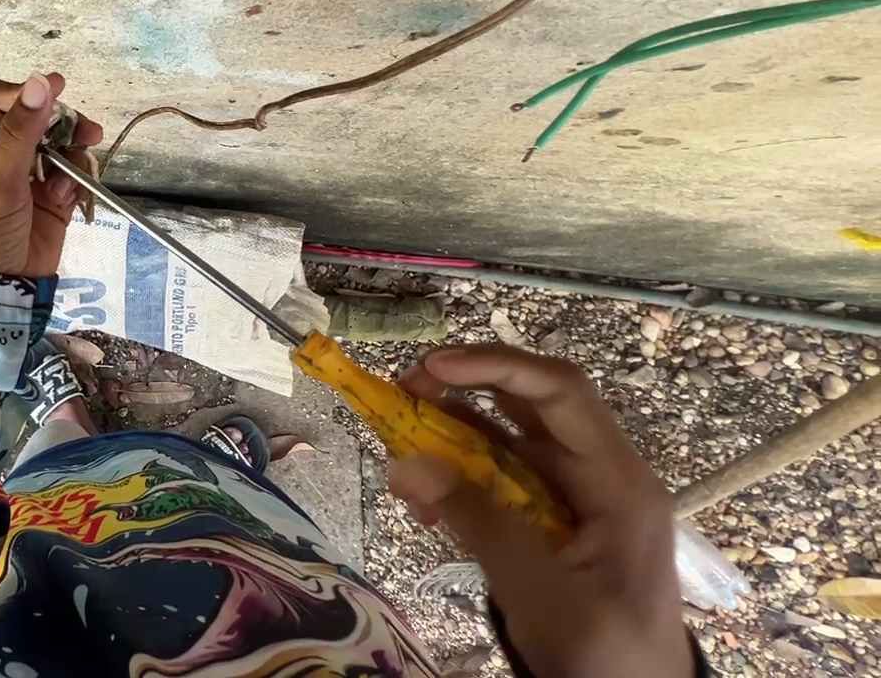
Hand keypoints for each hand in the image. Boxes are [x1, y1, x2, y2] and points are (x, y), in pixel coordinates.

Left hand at [0, 74, 101, 277]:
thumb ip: (21, 132)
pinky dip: (77, 181)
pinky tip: (68, 200)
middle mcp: (1, 153)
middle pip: (37, 116)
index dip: (25, 91)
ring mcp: (30, 173)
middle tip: (87, 131)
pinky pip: (74, 172)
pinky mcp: (54, 193)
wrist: (5, 286)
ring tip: (77, 172)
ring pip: (61, 143)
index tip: (57, 90)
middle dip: (62, 122)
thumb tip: (40, 83)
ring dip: (74, 154)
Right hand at [387, 346, 693, 677]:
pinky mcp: (535, 507)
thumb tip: (407, 461)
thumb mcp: (544, 592)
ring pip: (494, 429)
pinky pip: (483, 467)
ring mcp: (562, 488)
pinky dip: (444, 472)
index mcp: (615, 481)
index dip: (495, 366)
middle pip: (521, 398)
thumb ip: (480, 522)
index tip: (429, 368)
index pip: (560, 392)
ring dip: (440, 430)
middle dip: (456, 386)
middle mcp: (591, 470)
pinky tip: (422, 503)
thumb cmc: (605, 652)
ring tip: (398, 453)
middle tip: (400, 391)